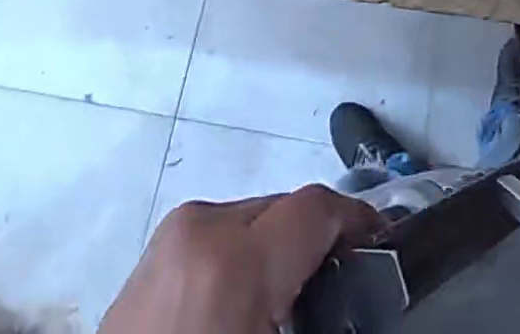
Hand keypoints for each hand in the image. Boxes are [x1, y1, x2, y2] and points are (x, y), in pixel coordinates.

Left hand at [99, 185, 379, 333]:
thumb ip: (325, 313)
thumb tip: (359, 286)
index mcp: (234, 262)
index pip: (316, 206)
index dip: (357, 220)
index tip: (379, 243)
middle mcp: (197, 235)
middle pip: (284, 207)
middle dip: (316, 238)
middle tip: (336, 282)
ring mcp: (162, 248)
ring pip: (248, 219)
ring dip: (278, 248)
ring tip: (288, 297)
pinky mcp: (139, 268)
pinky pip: (211, 241)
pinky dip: (238, 259)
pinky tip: (242, 304)